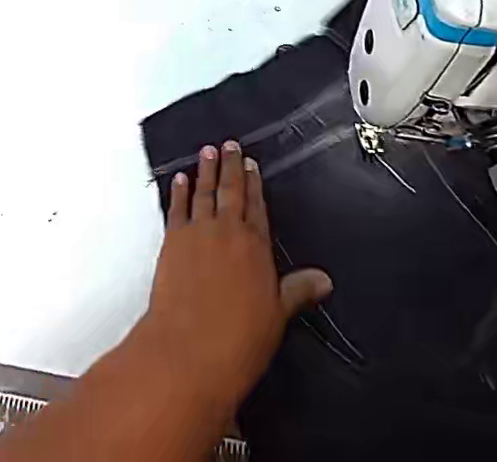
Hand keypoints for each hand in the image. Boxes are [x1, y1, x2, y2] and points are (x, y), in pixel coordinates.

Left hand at [133, 141, 334, 412]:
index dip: (255, 183)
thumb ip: (298, 291)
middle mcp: (228, 232)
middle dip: (231, 166)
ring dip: (206, 170)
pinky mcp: (173, 241)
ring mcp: (198, 233)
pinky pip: (177, 207)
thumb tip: (323, 280)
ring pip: (204, 192)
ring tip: (207, 151)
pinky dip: (178, 191)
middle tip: (229, 144)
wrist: (189, 351)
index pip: (257, 206)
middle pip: (231, 190)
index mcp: (255, 246)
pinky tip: (180, 179)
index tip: (252, 164)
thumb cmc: (237, 340)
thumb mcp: (277, 316)